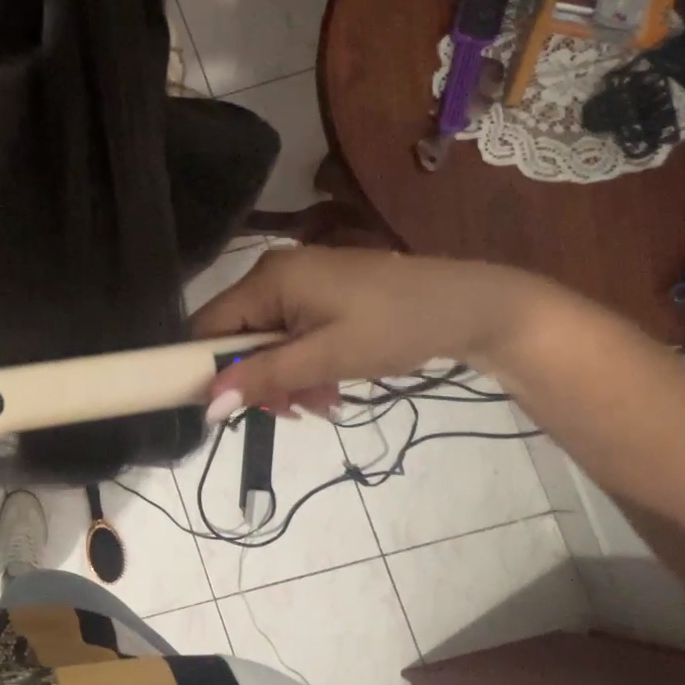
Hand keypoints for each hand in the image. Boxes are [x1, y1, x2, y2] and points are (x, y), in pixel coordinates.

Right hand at [190, 247, 551, 415]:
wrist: (477, 308)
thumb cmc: (398, 327)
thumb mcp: (328, 359)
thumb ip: (264, 379)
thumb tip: (208, 408)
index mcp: (268, 279)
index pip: (206, 327)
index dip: (206, 368)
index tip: (226, 407)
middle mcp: (273, 273)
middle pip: (234, 336)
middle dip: (255, 378)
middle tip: (288, 410)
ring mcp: (298, 281)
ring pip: (261, 340)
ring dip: (281, 378)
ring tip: (319, 403)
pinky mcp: (319, 293)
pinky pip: (287, 333)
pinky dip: (299, 364)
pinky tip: (326, 387)